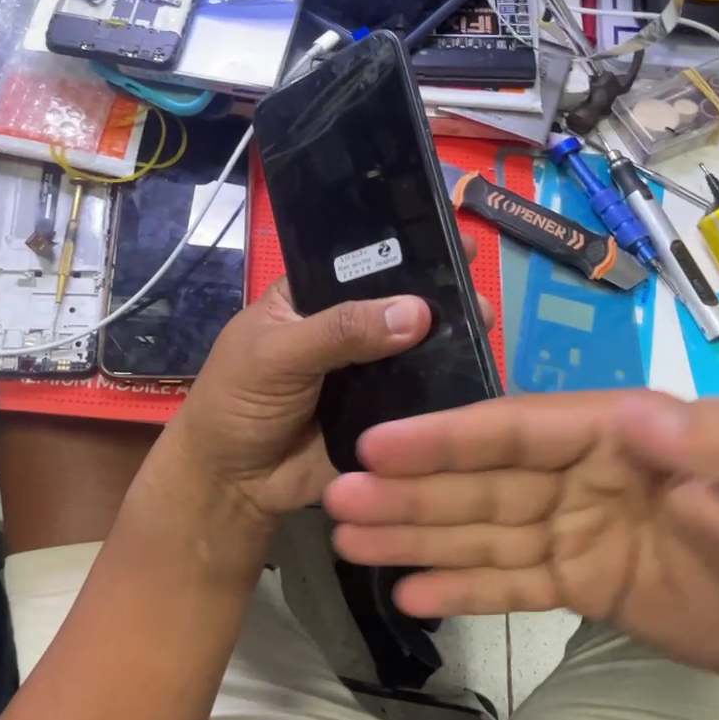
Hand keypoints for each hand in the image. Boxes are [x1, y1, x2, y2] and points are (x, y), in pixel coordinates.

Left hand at [167, 234, 494, 525]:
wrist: (231, 483)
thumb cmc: (236, 402)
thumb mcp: (277, 354)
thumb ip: (338, 331)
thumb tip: (415, 311)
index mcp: (311, 299)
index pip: (361, 262)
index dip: (403, 248)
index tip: (451, 236)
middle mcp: (345, 329)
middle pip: (397, 303)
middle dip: (437, 291)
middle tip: (476, 285)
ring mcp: (367, 373)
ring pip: (415, 349)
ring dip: (449, 336)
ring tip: (486, 321)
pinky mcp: (383, 415)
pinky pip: (418, 397)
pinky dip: (444, 386)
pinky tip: (479, 369)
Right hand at [322, 390, 718, 687]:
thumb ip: (713, 447)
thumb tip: (632, 412)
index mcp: (618, 433)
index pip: (518, 430)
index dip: (447, 437)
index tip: (380, 443)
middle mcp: (580, 473)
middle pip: (482, 480)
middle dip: (410, 489)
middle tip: (338, 498)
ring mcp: (574, 529)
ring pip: (481, 530)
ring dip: (416, 535)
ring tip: (349, 541)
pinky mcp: (579, 582)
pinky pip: (509, 584)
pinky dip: (460, 587)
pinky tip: (409, 592)